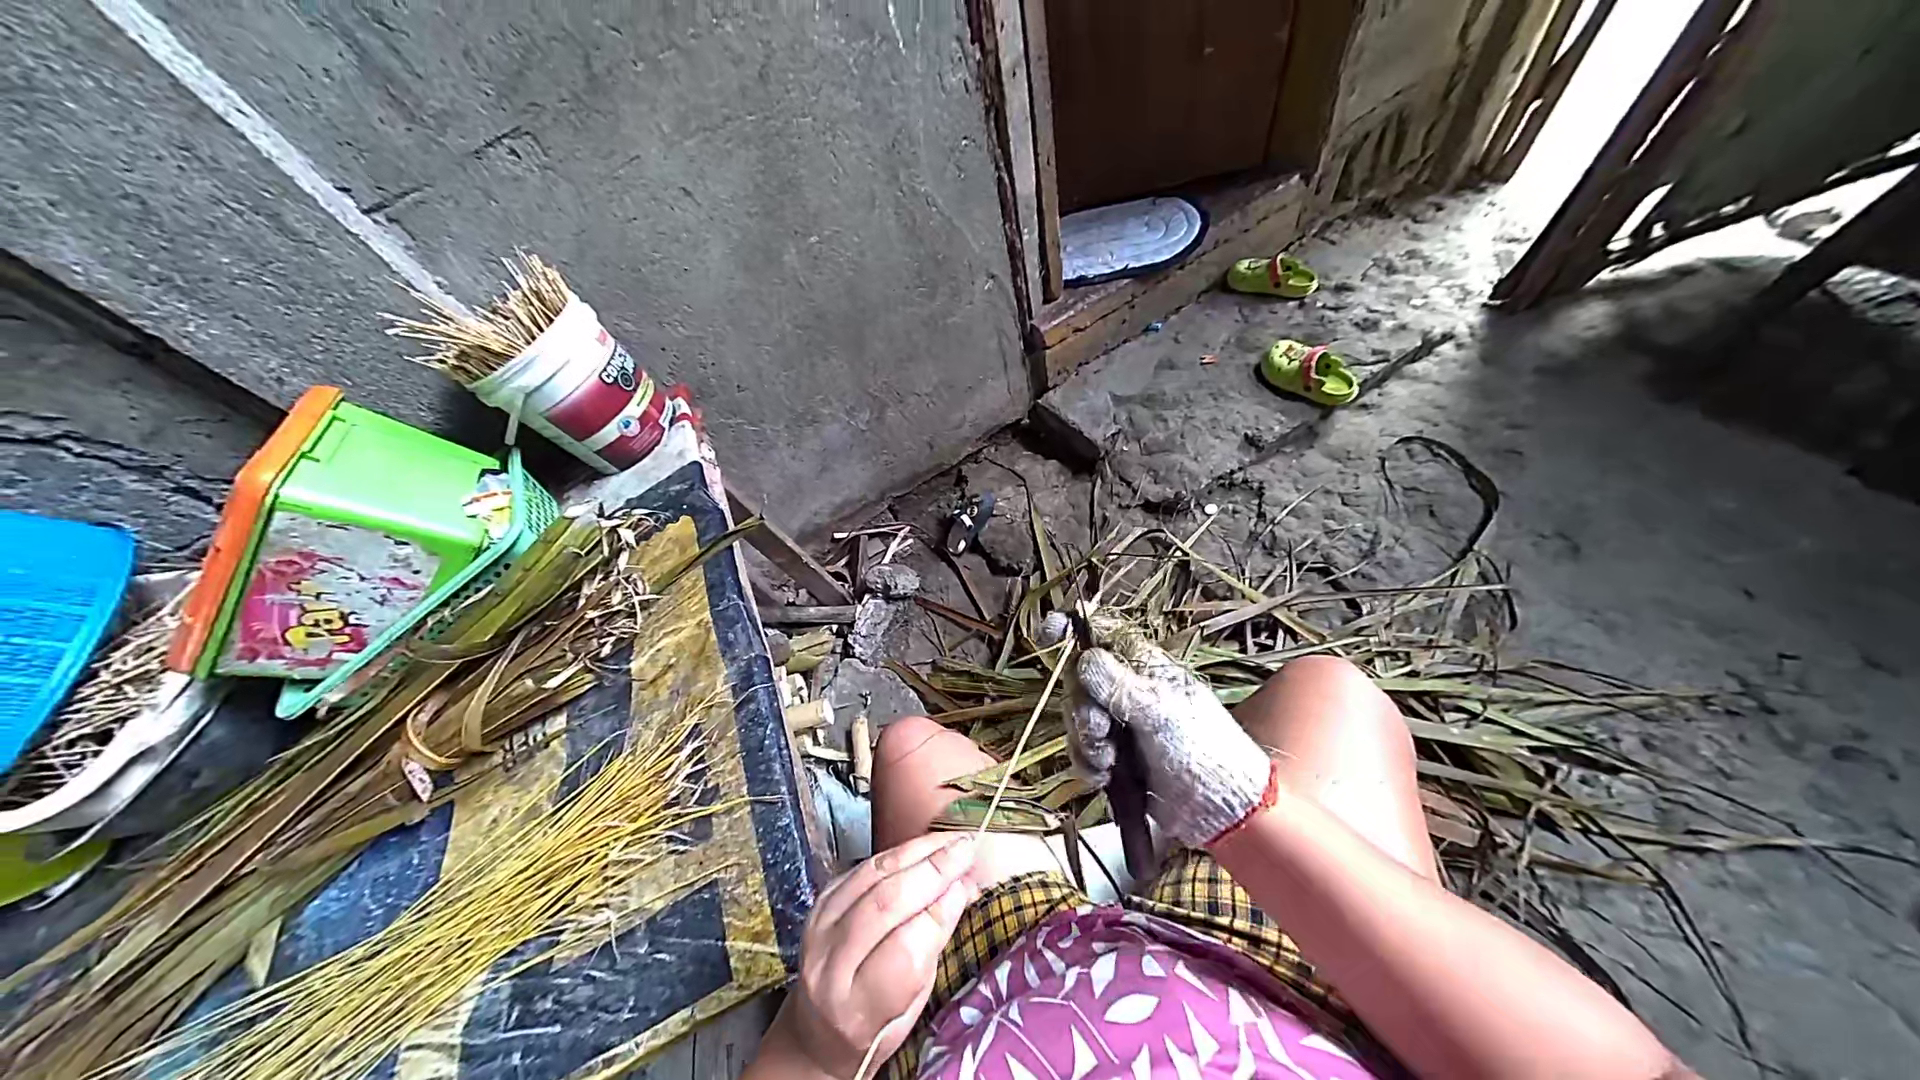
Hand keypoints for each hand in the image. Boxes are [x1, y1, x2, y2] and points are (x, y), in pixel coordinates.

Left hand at [774, 832, 979, 1077]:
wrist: (819, 1028)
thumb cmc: (877, 1024)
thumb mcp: (912, 1002)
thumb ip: (932, 945)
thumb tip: (962, 887)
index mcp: (858, 1007)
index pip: (904, 950)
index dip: (939, 912)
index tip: (967, 885)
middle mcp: (831, 964)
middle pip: (885, 904)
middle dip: (932, 871)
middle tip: (965, 850)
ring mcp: (820, 927)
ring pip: (872, 876)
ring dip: (917, 852)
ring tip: (950, 841)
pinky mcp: (820, 901)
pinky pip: (862, 867)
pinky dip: (897, 853)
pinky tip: (923, 846)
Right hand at [1041, 613, 1272, 847]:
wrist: (1221, 813)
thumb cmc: (1203, 751)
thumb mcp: (1161, 711)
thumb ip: (1119, 684)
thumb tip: (1083, 658)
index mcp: (1143, 665)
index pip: (1101, 632)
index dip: (1073, 626)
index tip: (1049, 632)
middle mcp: (1127, 689)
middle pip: (1078, 679)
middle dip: (1082, 706)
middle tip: (1101, 729)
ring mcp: (1119, 723)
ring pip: (1076, 717)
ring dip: (1085, 740)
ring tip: (1109, 760)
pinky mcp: (1113, 756)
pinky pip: (1081, 750)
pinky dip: (1087, 764)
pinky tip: (1105, 776)